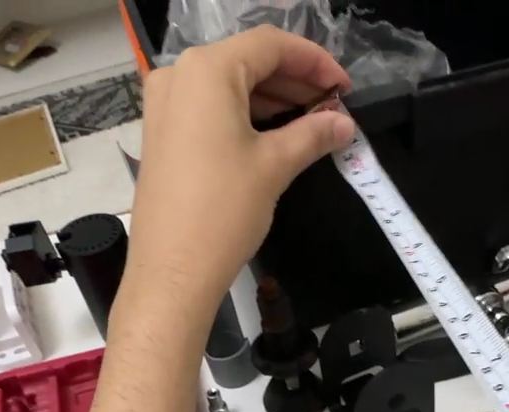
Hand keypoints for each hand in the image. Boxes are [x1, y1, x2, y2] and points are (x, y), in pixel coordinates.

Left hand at [129, 27, 355, 306]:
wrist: (174, 270)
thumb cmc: (224, 212)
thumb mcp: (275, 166)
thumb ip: (312, 135)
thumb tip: (344, 124)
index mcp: (207, 70)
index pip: (270, 45)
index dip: (314, 61)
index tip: (344, 87)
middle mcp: (180, 76)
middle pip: (248, 62)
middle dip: (295, 82)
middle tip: (333, 108)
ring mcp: (166, 106)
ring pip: (230, 88)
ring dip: (273, 101)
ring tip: (312, 124)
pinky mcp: (163, 135)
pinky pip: (211, 111)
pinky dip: (246, 118)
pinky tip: (276, 136)